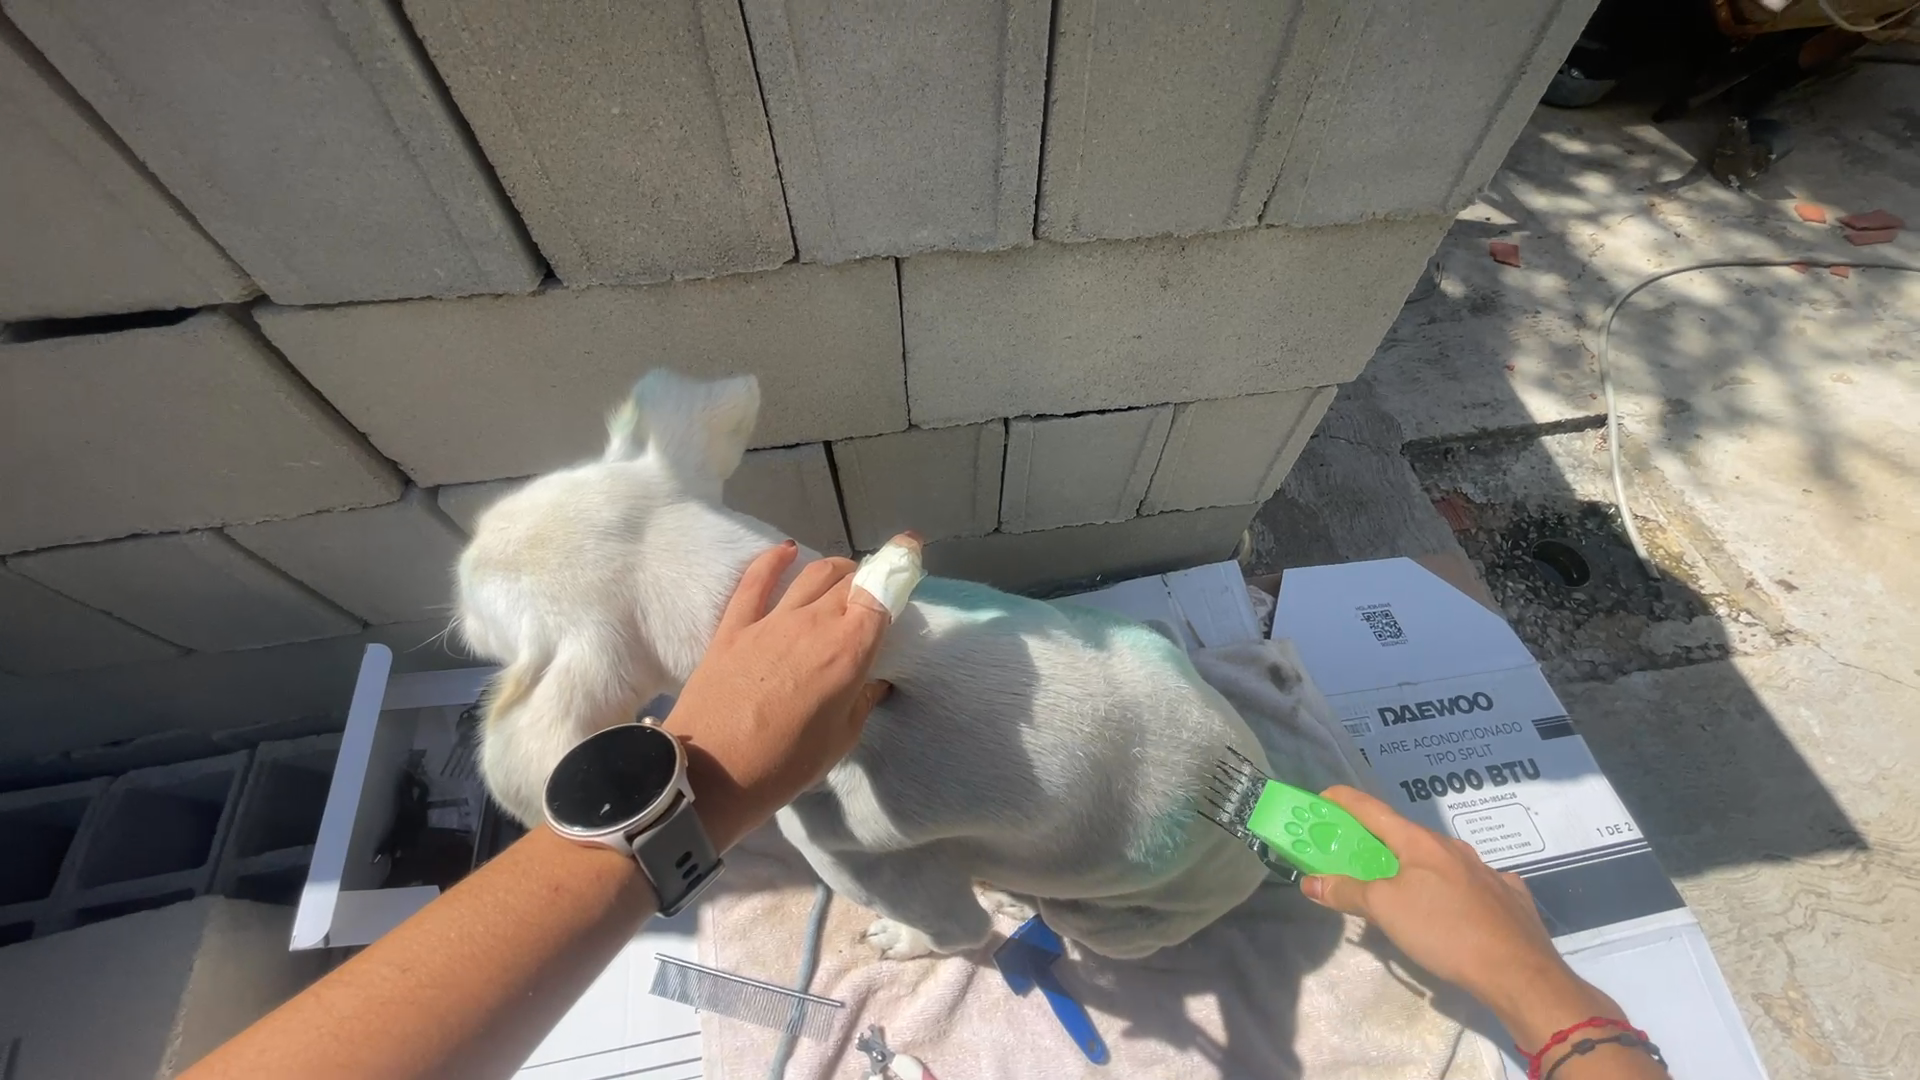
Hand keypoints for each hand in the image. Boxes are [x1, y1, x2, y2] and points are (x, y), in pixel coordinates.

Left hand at [665, 537, 903, 849]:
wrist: (710, 777)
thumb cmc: (785, 765)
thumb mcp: (841, 739)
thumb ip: (862, 701)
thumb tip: (873, 680)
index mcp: (850, 649)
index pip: (881, 593)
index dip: (899, 569)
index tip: (910, 551)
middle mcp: (815, 623)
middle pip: (850, 579)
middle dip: (869, 576)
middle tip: (874, 590)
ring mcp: (772, 620)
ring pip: (812, 573)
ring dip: (834, 567)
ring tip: (843, 574)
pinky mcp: (735, 625)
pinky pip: (756, 580)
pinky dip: (775, 559)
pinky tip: (786, 550)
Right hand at [1300, 786, 1622, 1048]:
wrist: (1524, 977)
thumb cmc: (1445, 932)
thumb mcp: (1383, 910)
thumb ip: (1345, 892)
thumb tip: (1308, 882)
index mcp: (1419, 842)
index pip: (1371, 808)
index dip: (1343, 800)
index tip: (1323, 798)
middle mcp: (1453, 848)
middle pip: (1405, 835)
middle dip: (1379, 841)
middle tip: (1358, 855)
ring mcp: (1488, 871)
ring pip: (1441, 859)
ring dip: (1417, 866)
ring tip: (1406, 888)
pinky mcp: (1512, 899)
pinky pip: (1475, 884)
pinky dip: (1456, 887)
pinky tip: (1458, 906)